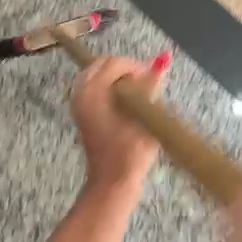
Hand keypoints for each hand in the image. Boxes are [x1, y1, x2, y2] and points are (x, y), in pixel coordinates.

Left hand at [69, 53, 169, 189]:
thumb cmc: (131, 150)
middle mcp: (81, 93)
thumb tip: (163, 61)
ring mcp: (78, 103)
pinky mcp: (81, 114)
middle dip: (124, 69)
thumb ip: (152, 85)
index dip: (136, 66)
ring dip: (116, 77)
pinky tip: (125, 99)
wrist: (113, 180)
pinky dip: (107, 87)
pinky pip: (92, 88)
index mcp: (94, 91)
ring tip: (137, 91)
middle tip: (145, 81)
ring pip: (96, 75)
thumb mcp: (145, 115)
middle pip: (102, 65)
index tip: (153, 76)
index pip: (115, 63)